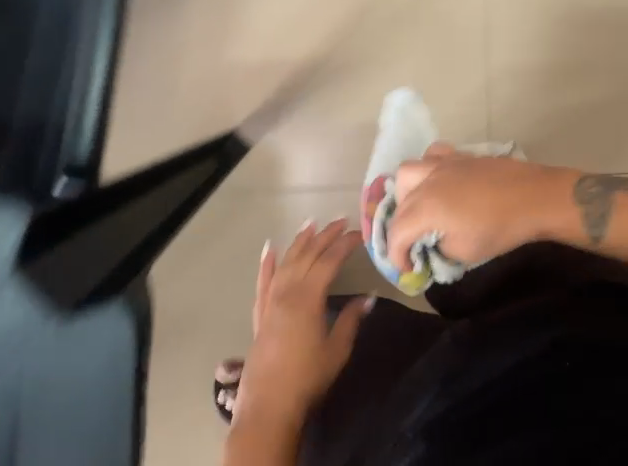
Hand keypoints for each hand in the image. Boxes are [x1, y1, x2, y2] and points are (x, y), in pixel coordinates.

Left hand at [236, 220, 372, 432]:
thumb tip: (367, 298)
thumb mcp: (337, 349)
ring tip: (310, 225)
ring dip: (299, 242)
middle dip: (324, 236)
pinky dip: (267, 263)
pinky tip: (269, 249)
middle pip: (306, 256)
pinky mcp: (260, 314)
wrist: (269, 405)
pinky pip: (263, 281)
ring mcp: (270, 302)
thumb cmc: (307, 378)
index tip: (359, 233)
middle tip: (340, 221)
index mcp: (308, 298)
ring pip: (285, 263)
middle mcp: (287, 292)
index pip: (329, 261)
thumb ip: (351, 320)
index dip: (344, 244)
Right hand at [388, 143, 573, 270]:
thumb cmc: (500, 229)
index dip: (397, 255)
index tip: (408, 268)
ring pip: (408, 170)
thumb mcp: (464, 252)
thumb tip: (433, 242)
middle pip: (399, 202)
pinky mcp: (461, 156)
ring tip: (420, 207)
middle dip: (400, 226)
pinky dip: (427, 168)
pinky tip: (439, 182)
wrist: (534, 198)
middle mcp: (428, 180)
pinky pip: (433, 155)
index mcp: (426, 207)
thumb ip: (439, 247)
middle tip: (414, 242)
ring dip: (407, 191)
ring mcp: (444, 163)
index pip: (397, 232)